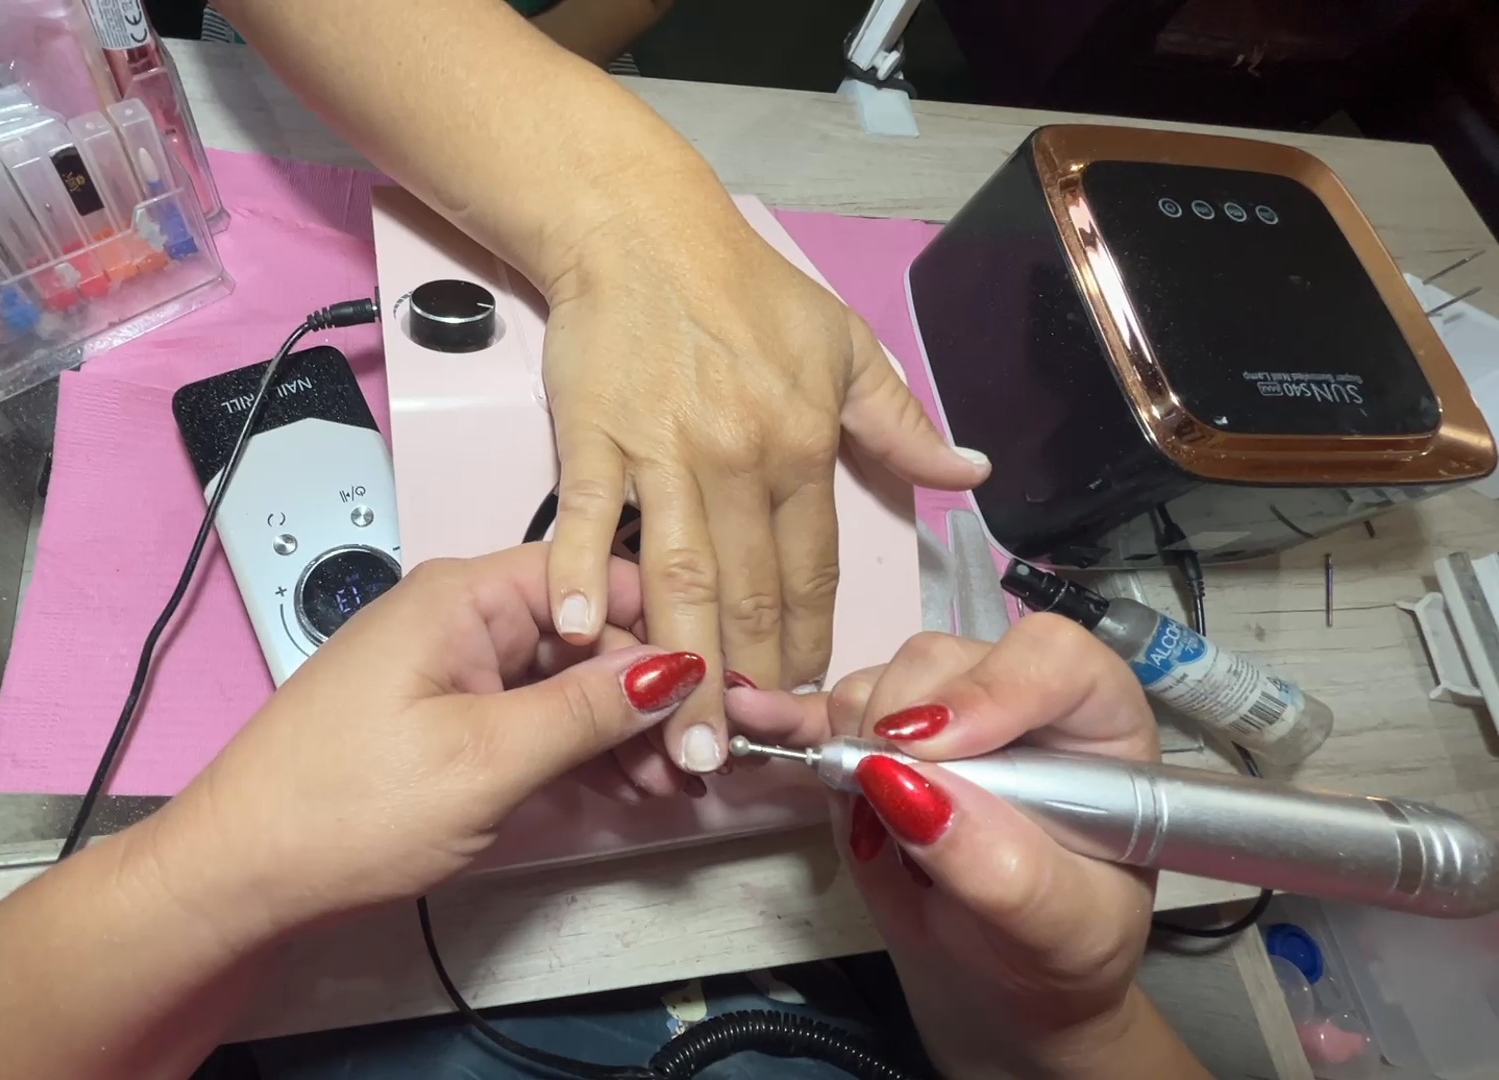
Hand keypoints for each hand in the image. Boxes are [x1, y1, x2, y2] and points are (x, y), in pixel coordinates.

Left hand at [143, 544, 706, 934]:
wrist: (243, 871)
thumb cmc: (350, 804)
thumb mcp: (484, 758)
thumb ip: (584, 710)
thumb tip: (676, 669)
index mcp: (467, 594)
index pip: (590, 578)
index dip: (661, 623)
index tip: (717, 681)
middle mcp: (467, 615)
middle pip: (585, 634)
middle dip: (646, 692)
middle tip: (700, 757)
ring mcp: (461, 666)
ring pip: (567, 680)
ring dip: (620, 728)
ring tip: (669, 784)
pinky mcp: (456, 712)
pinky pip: (536, 714)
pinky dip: (580, 747)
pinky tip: (623, 785)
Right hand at [540, 212, 988, 779]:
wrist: (642, 233)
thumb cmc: (739, 288)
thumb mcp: (841, 343)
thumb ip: (900, 422)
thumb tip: (971, 477)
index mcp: (802, 443)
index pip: (814, 569)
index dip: (808, 642)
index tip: (800, 699)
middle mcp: (740, 458)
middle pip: (750, 590)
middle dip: (750, 680)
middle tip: (741, 756)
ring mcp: (663, 451)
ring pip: (683, 572)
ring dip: (686, 659)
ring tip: (684, 735)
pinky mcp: (595, 437)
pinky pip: (592, 514)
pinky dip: (586, 570)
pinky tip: (581, 629)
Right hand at [727, 616, 1201, 1078]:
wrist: (992, 977)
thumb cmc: (1051, 954)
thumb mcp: (1056, 928)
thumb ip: (996, 862)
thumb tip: (898, 781)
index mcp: (1089, 730)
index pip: (1053, 661)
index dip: (989, 686)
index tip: (930, 745)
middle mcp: (1007, 703)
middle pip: (942, 660)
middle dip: (899, 721)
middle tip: (880, 794)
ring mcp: (929, 714)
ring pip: (873, 681)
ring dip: (850, 740)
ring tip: (866, 820)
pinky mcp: (867, 737)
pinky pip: (819, 709)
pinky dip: (785, 715)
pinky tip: (752, 712)